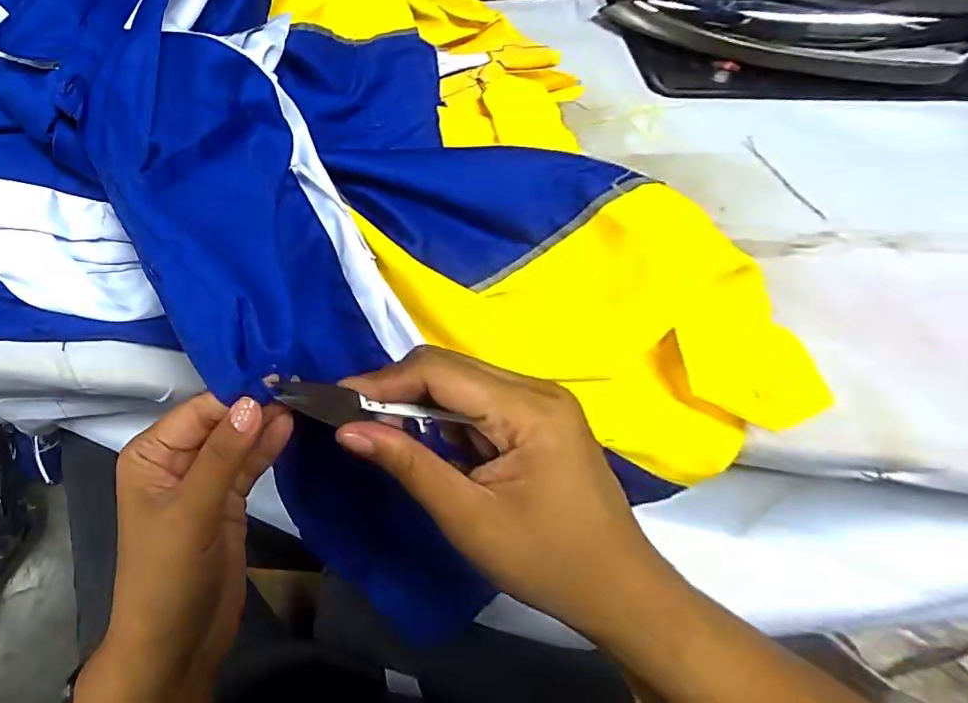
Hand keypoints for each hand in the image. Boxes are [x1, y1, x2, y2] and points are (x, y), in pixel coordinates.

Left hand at [74, 394, 292, 702]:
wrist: (175, 647)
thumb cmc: (168, 573)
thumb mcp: (192, 510)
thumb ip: (223, 455)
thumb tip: (251, 401)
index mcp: (150, 452)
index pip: (196, 413)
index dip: (232, 396)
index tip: (272, 375)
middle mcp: (173, 460)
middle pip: (216, 425)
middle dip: (250, 407)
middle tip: (294, 384)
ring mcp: (200, 482)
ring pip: (234, 445)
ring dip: (262, 427)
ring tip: (297, 402)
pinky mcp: (224, 504)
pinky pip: (245, 468)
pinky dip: (264, 451)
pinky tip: (286, 429)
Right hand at [334, 346, 672, 638]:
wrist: (627, 600)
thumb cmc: (550, 563)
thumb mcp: (469, 519)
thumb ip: (407, 465)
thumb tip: (347, 429)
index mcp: (531, 411)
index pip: (439, 371)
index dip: (384, 381)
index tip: (340, 401)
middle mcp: (536, 391)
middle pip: (445, 367)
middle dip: (394, 387)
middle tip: (354, 414)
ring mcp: (539, 401)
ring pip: (455, 378)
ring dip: (414, 399)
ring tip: (378, 425)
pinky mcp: (535, 415)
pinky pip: (471, 396)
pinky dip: (437, 412)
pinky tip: (421, 436)